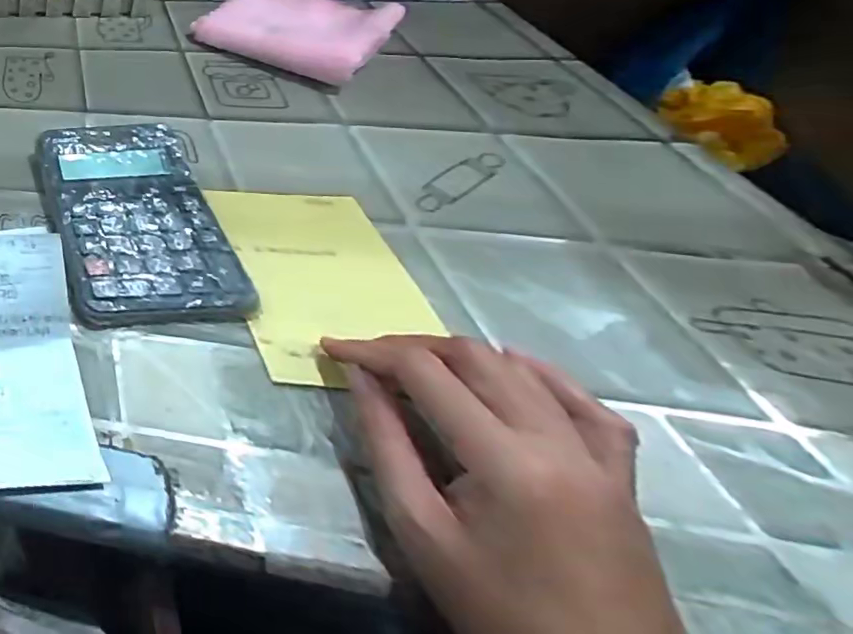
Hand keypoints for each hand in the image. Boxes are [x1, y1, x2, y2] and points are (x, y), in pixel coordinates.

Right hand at [322, 335, 681, 633]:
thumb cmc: (495, 607)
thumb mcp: (419, 527)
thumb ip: (386, 443)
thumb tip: (361, 378)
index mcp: (508, 462)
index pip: (426, 373)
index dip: (372, 351)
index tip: (331, 348)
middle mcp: (558, 445)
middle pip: (475, 359)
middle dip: (410, 346)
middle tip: (367, 358)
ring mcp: (599, 460)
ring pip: (523, 372)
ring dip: (462, 357)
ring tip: (417, 366)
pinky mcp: (621, 479)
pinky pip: (588, 407)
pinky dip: (542, 377)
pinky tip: (511, 369)